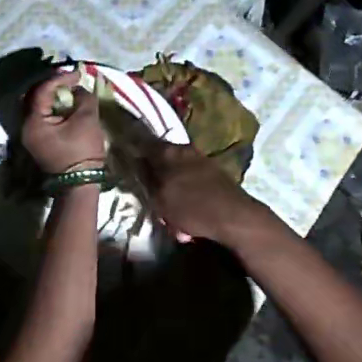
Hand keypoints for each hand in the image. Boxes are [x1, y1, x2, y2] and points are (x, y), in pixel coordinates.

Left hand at [20, 73, 106, 175]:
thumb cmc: (82, 150)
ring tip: (70, 90)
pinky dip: (53, 108)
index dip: (60, 79)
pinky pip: (43, 117)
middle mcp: (26, 127)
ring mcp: (31, 136)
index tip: (77, 74)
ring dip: (53, 97)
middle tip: (70, 80)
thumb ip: (83, 97)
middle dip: (53, 86)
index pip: (42, 91)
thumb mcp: (87, 119)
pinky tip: (67, 104)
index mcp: (33, 122)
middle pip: (35, 97)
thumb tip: (79, 89)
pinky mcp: (39, 141)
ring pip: (38, 107)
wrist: (81, 184)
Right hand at [143, 143, 268, 244]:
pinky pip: (191, 180)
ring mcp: (201, 159)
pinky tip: (187, 212)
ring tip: (169, 209)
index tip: (126, 163)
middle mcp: (184, 149)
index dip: (133, 152)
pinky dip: (186, 193)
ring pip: (177, 170)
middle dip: (154, 173)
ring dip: (171, 185)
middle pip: (161, 157)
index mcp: (168, 151)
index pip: (143, 144)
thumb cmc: (192, 208)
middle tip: (149, 192)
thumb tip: (138, 167)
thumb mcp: (160, 199)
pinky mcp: (214, 173)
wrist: (234, 217)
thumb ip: (147, 181)